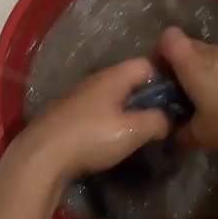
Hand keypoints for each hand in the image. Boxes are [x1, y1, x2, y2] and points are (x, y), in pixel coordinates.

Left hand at [10, 59, 172, 182]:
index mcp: (114, 76)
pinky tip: (111, 141)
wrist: (42, 155)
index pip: (147, 64)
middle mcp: (96, 80)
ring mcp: (80, 96)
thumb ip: (156, 121)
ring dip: (127, 111)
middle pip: (129, 80)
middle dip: (146, 98)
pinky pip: (98, 111)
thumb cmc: (91, 137)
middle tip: (161, 120)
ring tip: (139, 133)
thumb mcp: (132, 131)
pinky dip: (109, 121)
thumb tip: (168, 119)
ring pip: (112, 97)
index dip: (165, 78)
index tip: (175, 100)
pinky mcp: (68, 115)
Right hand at [159, 27, 217, 154]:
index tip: (160, 76)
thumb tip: (174, 134)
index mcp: (192, 64)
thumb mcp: (203, 136)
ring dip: (204, 73)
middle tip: (182, 94)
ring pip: (210, 57)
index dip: (159, 52)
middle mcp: (212, 52)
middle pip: (188, 47)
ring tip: (209, 102)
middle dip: (180, 66)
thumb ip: (182, 134)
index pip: (167, 38)